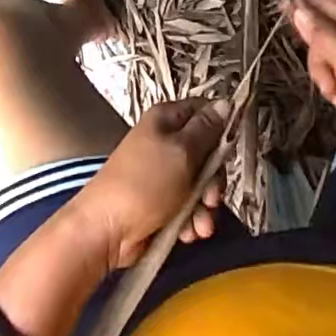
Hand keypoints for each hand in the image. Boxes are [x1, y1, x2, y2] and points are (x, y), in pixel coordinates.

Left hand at [67, 99, 227, 268]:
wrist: (104, 231)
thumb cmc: (145, 184)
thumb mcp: (182, 152)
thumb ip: (207, 129)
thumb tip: (226, 101)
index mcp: (167, 119)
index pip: (205, 111)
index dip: (221, 128)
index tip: (230, 149)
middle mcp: (166, 140)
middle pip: (207, 152)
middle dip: (214, 180)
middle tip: (212, 198)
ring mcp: (163, 172)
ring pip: (200, 183)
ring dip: (204, 206)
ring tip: (200, 225)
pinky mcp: (161, 201)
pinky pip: (188, 205)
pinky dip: (192, 219)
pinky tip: (188, 234)